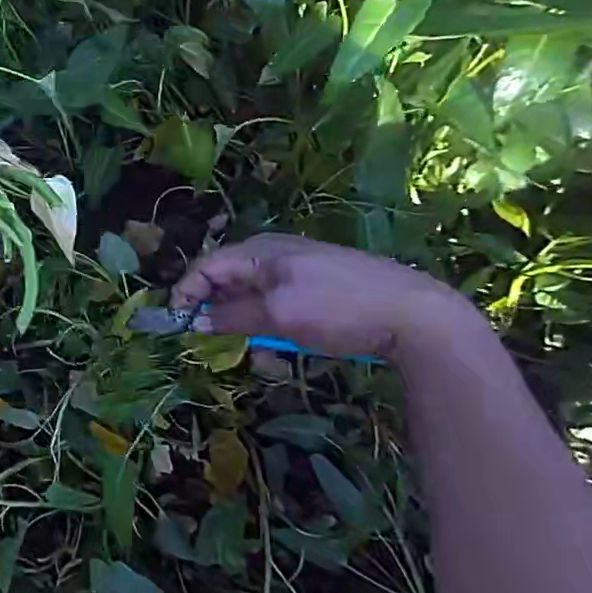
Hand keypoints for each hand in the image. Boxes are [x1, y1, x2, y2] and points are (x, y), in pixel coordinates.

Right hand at [170, 234, 482, 359]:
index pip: (206, 266)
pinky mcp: (317, 283)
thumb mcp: (278, 315)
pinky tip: (273, 338)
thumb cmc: (337, 308)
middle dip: (211, 305)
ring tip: (240, 342)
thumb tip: (197, 321)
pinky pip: (274, 297)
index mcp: (260, 250)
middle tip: (205, 338)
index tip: (177, 325)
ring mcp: (298, 266)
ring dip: (237, 315)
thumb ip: (233, 315)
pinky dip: (262, 317)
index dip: (186, 293)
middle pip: (226, 276)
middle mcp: (274, 252)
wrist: (414, 314)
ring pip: (250, 289)